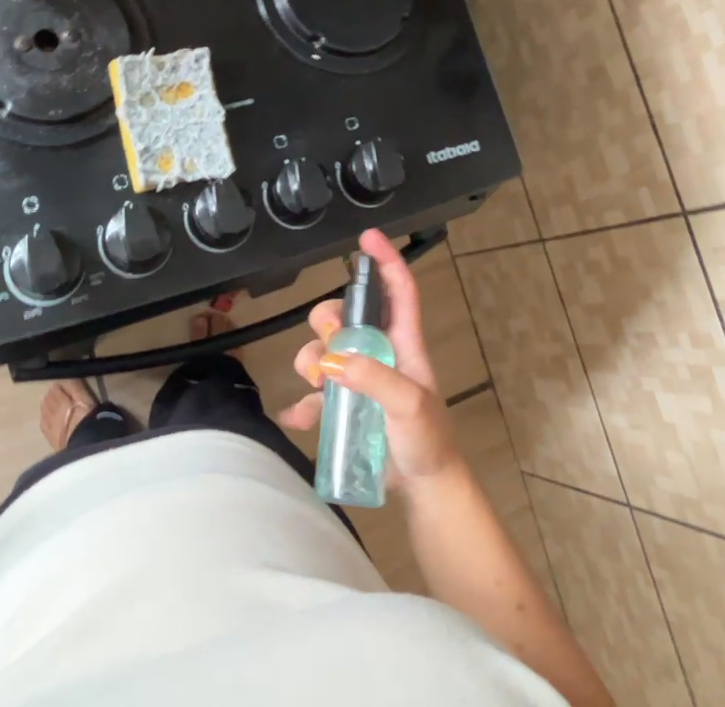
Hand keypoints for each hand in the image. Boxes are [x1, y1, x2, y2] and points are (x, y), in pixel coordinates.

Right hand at [279, 229, 462, 492]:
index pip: (398, 292)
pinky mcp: (344, 409)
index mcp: (403, 344)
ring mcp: (359, 381)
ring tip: (316, 386)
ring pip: (324, 352)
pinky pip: (313, 396)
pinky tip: (296, 418)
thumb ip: (374, 379)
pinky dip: (302, 404)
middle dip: (328, 320)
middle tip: (328, 341)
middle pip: (346, 317)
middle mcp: (379, 355)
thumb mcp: (408, 404)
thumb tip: (332, 359)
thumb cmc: (428, 439)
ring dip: (311, 361)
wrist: (425, 487)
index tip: (367, 238)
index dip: (386, 261)